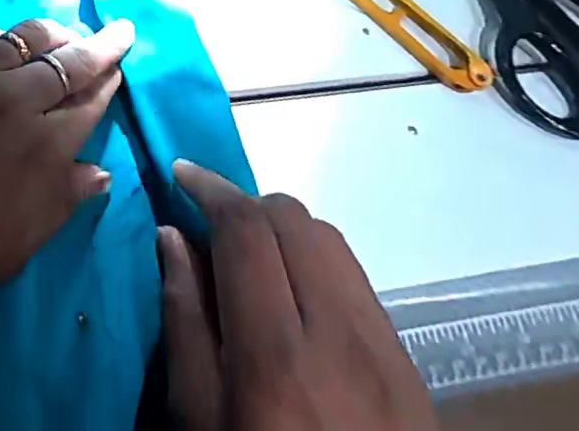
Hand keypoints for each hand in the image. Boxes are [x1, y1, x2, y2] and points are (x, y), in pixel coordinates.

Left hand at [0, 18, 131, 429]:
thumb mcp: (12, 248)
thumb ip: (61, 204)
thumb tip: (100, 171)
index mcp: (46, 149)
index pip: (92, 103)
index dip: (111, 82)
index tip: (121, 67)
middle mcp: (21, 100)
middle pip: (73, 60)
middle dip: (103, 43)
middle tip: (121, 29)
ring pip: (33, 36)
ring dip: (59, 31)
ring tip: (69, 30)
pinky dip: (2, 35)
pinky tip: (4, 41)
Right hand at [159, 161, 436, 430]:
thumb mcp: (201, 421)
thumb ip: (185, 320)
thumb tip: (173, 237)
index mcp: (276, 353)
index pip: (245, 228)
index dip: (210, 187)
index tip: (181, 173)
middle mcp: (338, 332)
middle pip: (291, 216)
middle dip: (245, 203)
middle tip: (211, 225)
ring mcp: (382, 342)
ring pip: (327, 236)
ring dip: (281, 227)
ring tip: (251, 256)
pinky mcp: (406, 356)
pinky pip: (354, 273)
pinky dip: (314, 258)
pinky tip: (294, 294)